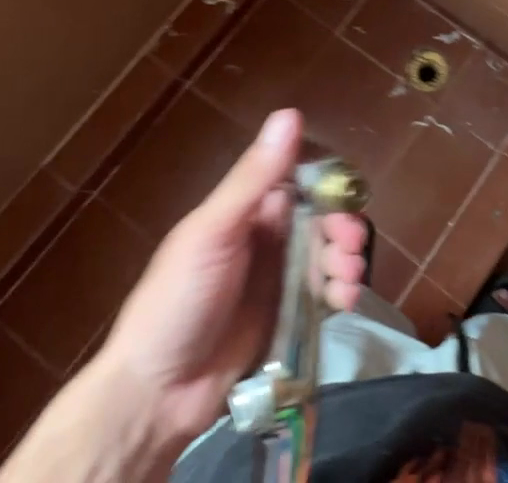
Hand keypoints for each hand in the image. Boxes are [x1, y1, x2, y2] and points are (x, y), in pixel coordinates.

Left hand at [104, 108, 367, 439]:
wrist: (156, 393)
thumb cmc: (177, 300)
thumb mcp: (214, 231)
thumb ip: (255, 177)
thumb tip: (290, 114)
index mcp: (245, 213)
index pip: (299, 184)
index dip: (328, 189)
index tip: (348, 198)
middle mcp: (265, 242)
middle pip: (321, 223)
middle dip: (343, 230)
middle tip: (351, 246)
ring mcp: (277, 283)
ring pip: (328, 258)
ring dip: (347, 261)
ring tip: (347, 279)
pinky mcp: (287, 321)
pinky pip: (324, 297)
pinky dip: (341, 294)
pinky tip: (344, 302)